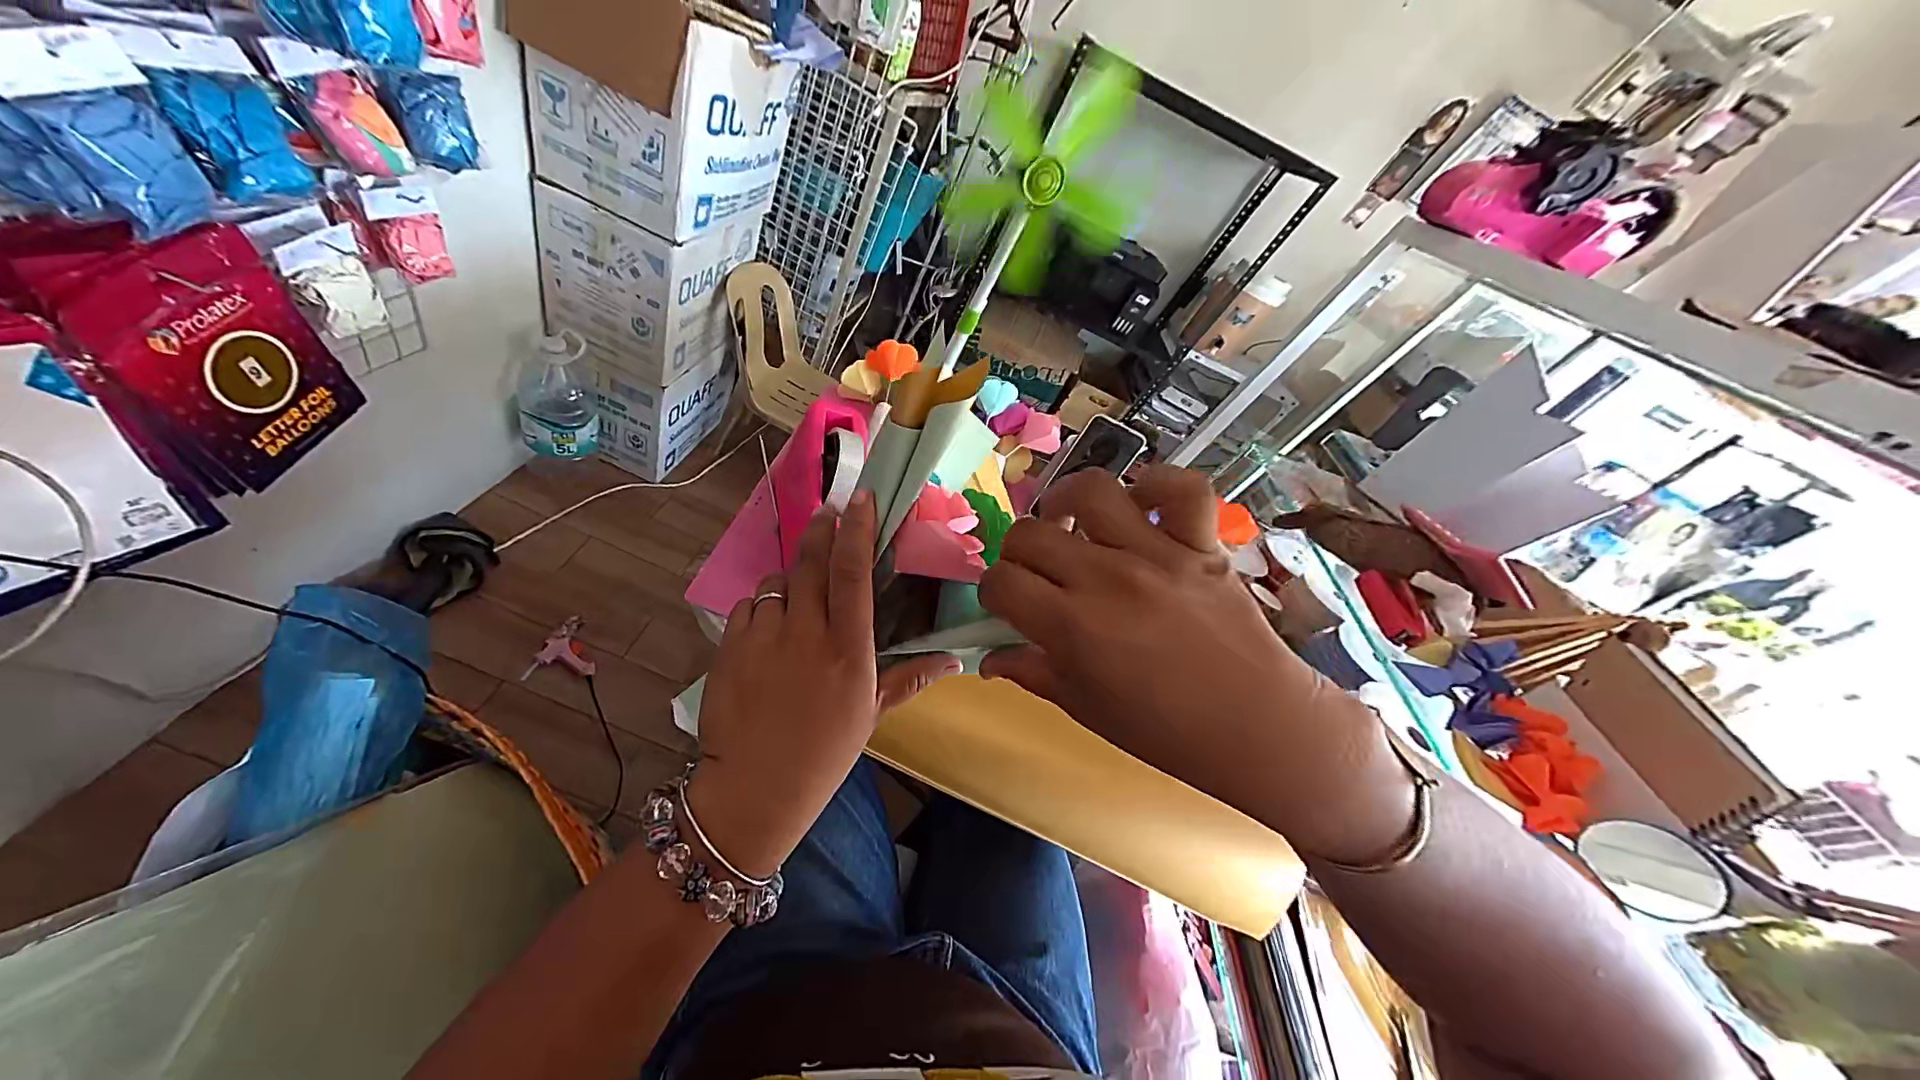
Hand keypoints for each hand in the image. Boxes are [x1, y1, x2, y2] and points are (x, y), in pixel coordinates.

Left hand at [690, 490, 958, 876]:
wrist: (752, 789)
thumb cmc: (823, 754)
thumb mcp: (871, 715)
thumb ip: (910, 678)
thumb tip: (955, 659)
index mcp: (848, 650)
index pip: (854, 573)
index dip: (859, 530)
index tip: (862, 499)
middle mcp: (806, 633)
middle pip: (811, 561)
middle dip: (822, 529)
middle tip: (830, 511)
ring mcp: (763, 636)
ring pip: (777, 581)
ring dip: (791, 577)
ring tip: (798, 597)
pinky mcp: (729, 645)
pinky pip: (749, 605)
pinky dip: (762, 606)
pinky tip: (769, 629)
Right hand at [977, 465, 1413, 863]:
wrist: (1257, 728)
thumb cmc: (1165, 730)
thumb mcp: (1085, 708)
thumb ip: (1032, 674)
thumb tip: (989, 660)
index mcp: (1072, 626)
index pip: (1001, 583)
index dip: (993, 592)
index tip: (1007, 605)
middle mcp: (1106, 578)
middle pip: (1030, 534)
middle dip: (1018, 554)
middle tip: (1036, 574)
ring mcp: (1157, 554)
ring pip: (1092, 492)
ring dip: (1066, 500)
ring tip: (1070, 522)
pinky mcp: (1201, 543)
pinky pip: (1180, 488)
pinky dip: (1156, 484)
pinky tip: (1139, 504)